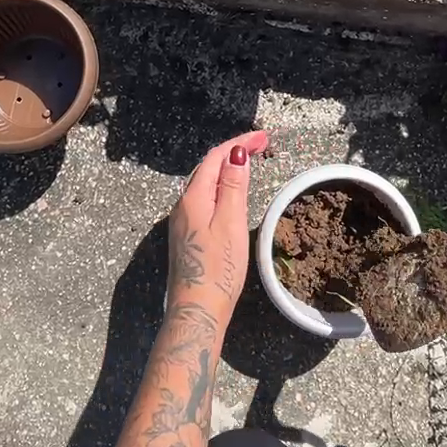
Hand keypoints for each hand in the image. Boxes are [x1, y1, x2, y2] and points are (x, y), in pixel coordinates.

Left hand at [166, 131, 268, 328]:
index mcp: (193, 198)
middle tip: (261, 145)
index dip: (239, 143)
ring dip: (226, 168)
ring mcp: (183, 221)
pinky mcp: (187, 235)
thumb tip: (236, 154)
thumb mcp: (231, 222)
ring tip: (249, 162)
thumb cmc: (218, 268)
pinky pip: (204, 198)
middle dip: (233, 151)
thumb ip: (233, 187)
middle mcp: (183, 205)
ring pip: (205, 183)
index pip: (216, 157)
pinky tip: (231, 193)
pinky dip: (220, 186)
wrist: (197, 310)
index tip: (263, 137)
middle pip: (208, 167)